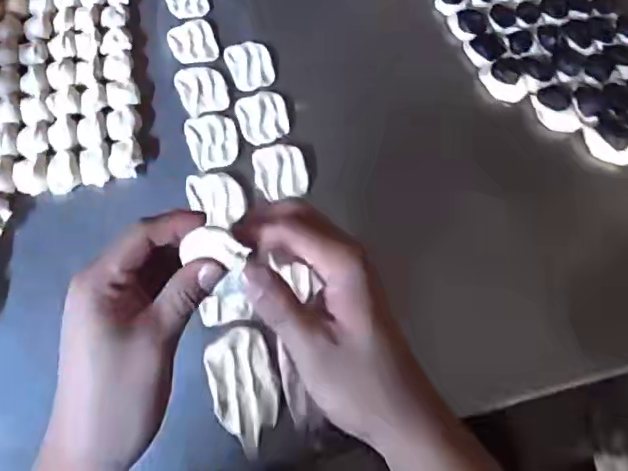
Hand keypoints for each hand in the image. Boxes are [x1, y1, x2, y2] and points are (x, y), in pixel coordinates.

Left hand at [36, 211, 223, 470]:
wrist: (86, 456)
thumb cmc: (117, 396)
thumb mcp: (156, 340)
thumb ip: (185, 292)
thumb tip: (218, 257)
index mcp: (97, 278)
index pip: (141, 234)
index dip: (178, 223)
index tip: (217, 224)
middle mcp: (99, 280)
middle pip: (145, 245)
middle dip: (184, 240)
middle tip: (225, 239)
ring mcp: (108, 299)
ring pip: (149, 265)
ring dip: (182, 259)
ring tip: (220, 255)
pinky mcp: (119, 317)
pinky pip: (148, 286)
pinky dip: (174, 281)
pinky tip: (201, 279)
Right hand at [235, 202, 495, 469]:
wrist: (403, 414)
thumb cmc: (358, 384)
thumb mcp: (311, 349)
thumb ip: (278, 304)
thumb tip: (245, 267)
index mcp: (343, 262)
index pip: (291, 227)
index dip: (256, 229)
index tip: (224, 241)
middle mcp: (350, 251)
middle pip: (301, 214)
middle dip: (264, 218)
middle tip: (230, 237)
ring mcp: (352, 262)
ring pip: (307, 224)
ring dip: (274, 227)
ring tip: (242, 245)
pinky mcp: (349, 276)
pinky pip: (313, 243)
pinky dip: (287, 242)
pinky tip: (268, 259)